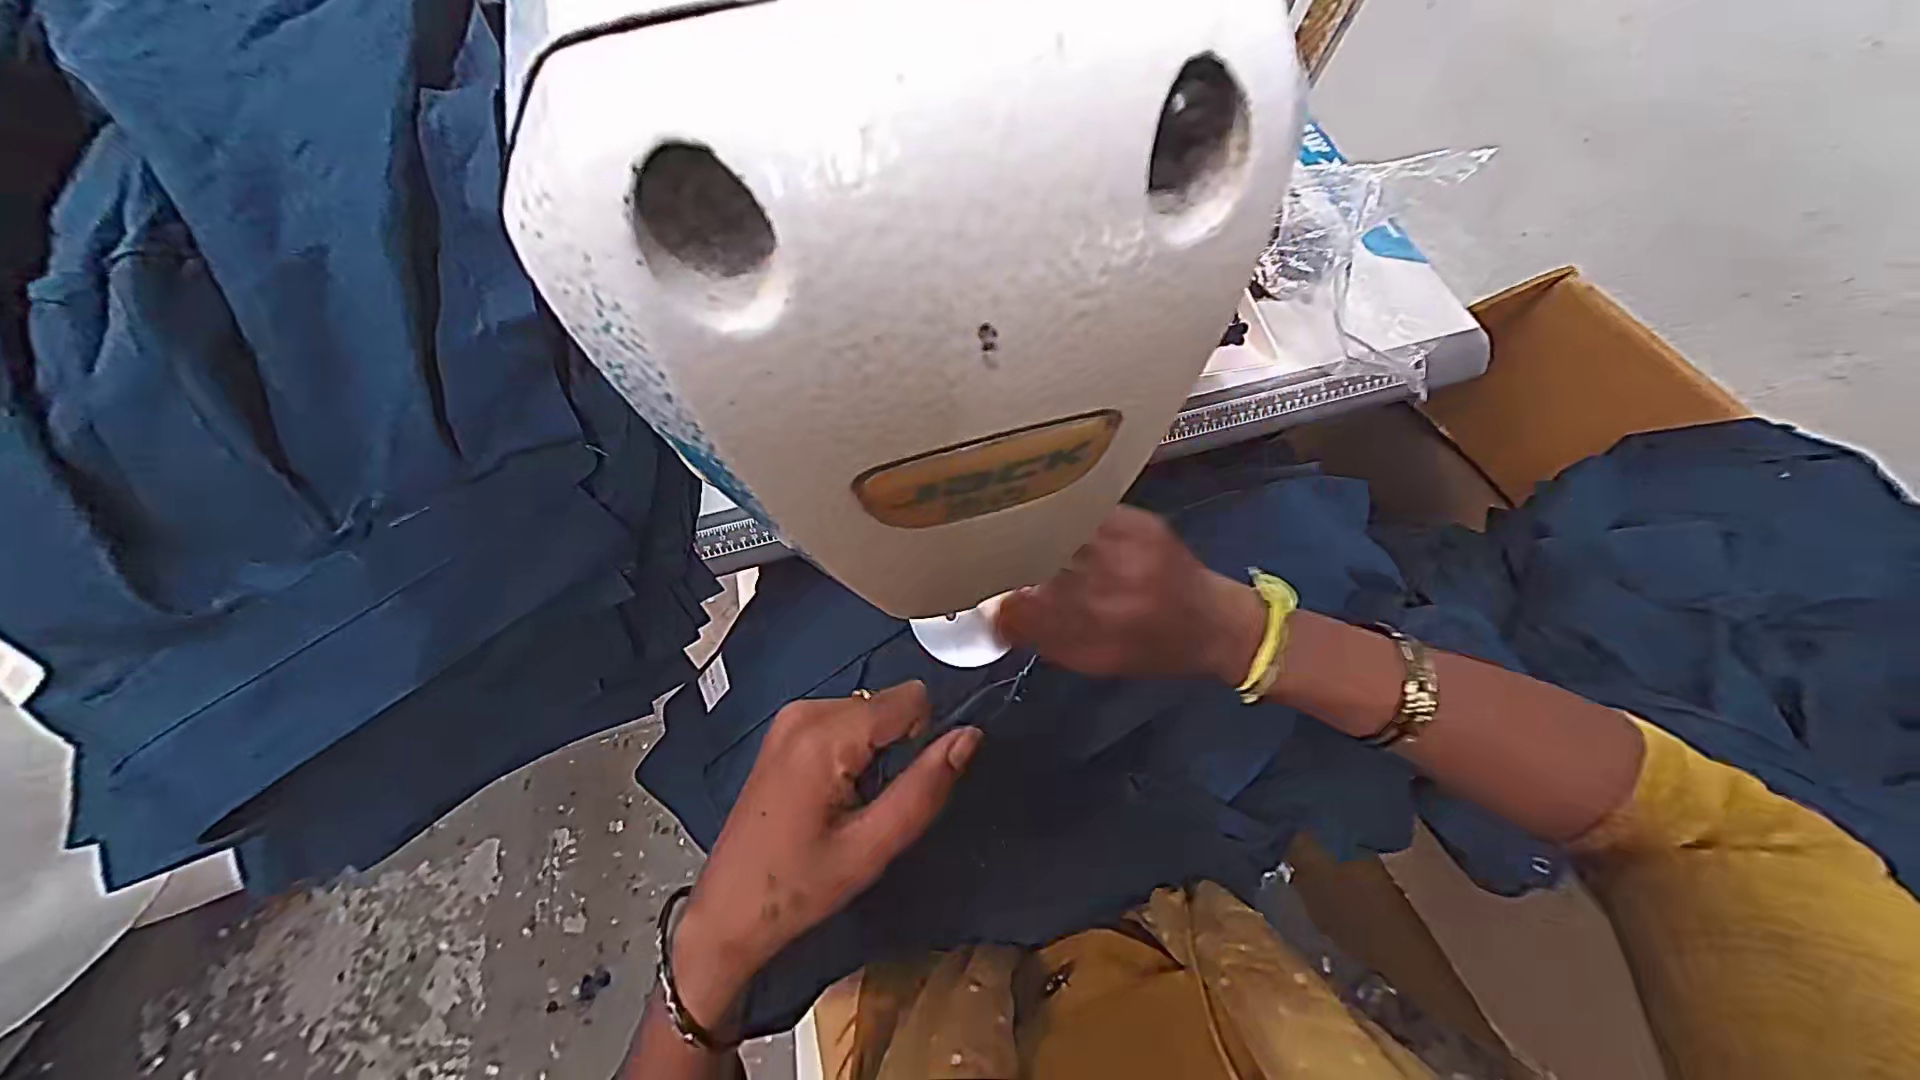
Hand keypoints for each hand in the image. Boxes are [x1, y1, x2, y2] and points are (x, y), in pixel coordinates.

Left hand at [671, 681, 981, 1029]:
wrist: (727, 911)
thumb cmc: (798, 887)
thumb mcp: (873, 847)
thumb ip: (926, 786)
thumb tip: (969, 736)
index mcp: (825, 734)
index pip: (912, 698)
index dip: (922, 742)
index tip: (897, 786)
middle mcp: (806, 710)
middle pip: (891, 703)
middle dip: (896, 747)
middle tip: (869, 802)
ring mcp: (791, 716)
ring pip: (872, 710)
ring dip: (875, 750)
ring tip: (847, 802)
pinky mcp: (786, 727)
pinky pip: (847, 718)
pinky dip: (853, 749)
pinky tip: (830, 793)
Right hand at [996, 505, 1265, 683]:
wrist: (1216, 622)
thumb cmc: (1155, 650)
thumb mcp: (1098, 662)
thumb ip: (1043, 639)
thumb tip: (996, 616)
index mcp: (1103, 627)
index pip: (1027, 608)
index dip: (998, 602)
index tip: (985, 599)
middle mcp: (1117, 581)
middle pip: (1038, 561)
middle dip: (1009, 561)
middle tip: (990, 562)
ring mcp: (1131, 544)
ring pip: (1058, 531)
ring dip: (1032, 535)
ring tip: (1012, 537)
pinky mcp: (1141, 521)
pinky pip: (1085, 514)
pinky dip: (1062, 520)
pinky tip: (1049, 521)